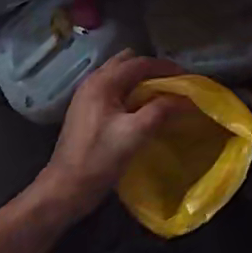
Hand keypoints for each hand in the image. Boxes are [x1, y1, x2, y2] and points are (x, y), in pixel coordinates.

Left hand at [31, 50, 187, 220]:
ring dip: (140, 80)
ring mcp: (87, 94)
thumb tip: (186, 99)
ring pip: (120, 74)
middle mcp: (93, 81)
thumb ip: (160, 111)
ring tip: (160, 95)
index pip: (140, 63)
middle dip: (152, 70)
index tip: (187, 78)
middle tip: (173, 85)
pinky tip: (141, 108)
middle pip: (128, 62)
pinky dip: (130, 90)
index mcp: (103, 82)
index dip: (166, 67)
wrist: (64, 190)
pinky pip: (113, 88)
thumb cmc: (99, 160)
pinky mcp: (86, 108)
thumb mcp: (134, 135)